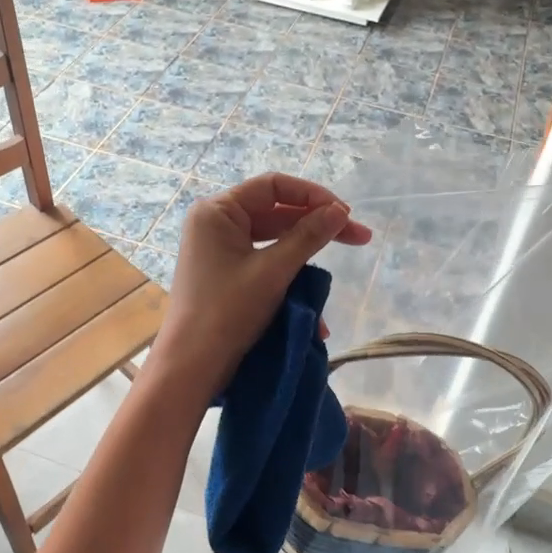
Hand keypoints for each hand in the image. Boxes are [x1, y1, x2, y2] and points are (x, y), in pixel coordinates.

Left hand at [154, 173, 372, 397]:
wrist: (192, 366)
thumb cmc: (227, 311)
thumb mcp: (274, 271)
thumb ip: (308, 236)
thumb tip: (339, 211)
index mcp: (218, 211)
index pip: (273, 186)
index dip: (313, 196)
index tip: (346, 214)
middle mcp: (216, 222)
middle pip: (276, 211)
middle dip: (318, 223)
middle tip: (360, 237)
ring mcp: (219, 248)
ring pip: (274, 237)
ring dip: (308, 248)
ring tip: (347, 254)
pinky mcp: (226, 272)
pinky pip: (265, 260)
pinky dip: (290, 270)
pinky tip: (315, 292)